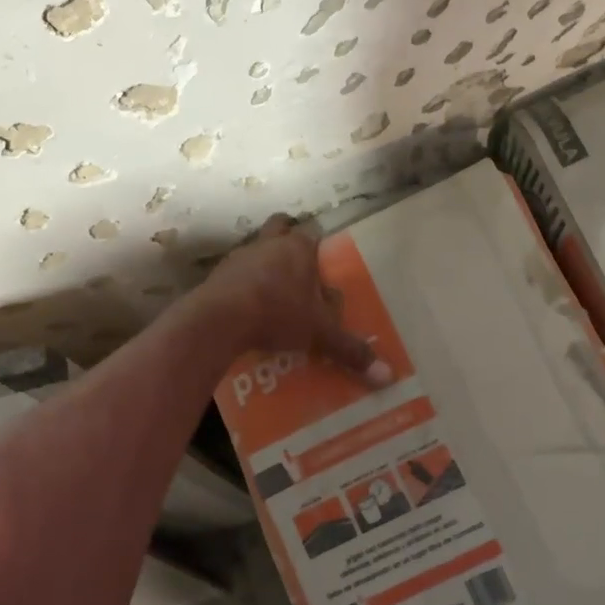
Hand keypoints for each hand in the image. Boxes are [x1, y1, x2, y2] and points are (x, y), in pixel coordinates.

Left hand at [195, 214, 389, 383]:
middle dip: (287, 242)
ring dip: (263, 265)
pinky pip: (235, 274)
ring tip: (271, 294)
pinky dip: (242, 285)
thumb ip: (350, 350)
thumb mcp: (320, 334)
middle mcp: (269, 243)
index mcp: (299, 247)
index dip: (319, 247)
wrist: (220, 319)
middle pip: (280, 228)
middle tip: (296, 269)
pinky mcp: (218, 274)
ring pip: (255, 250)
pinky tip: (247, 308)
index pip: (314, 233)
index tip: (322, 267)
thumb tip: (387, 376)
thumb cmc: (278, 313)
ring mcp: (240, 256)